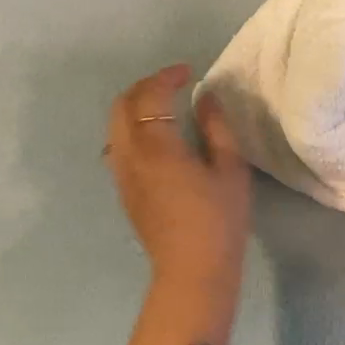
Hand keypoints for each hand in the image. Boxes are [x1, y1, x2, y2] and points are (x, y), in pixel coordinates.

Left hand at [105, 64, 250, 289]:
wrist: (193, 271)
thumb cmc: (219, 221)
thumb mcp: (231, 171)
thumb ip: (217, 129)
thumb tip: (206, 98)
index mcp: (157, 147)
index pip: (151, 96)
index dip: (167, 77)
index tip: (188, 72)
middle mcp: (130, 155)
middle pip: (122, 105)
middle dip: (145, 87)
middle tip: (173, 85)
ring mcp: (121, 174)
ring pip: (114, 126)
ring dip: (134, 107)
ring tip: (163, 108)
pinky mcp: (123, 191)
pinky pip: (117, 146)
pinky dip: (131, 129)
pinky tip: (156, 139)